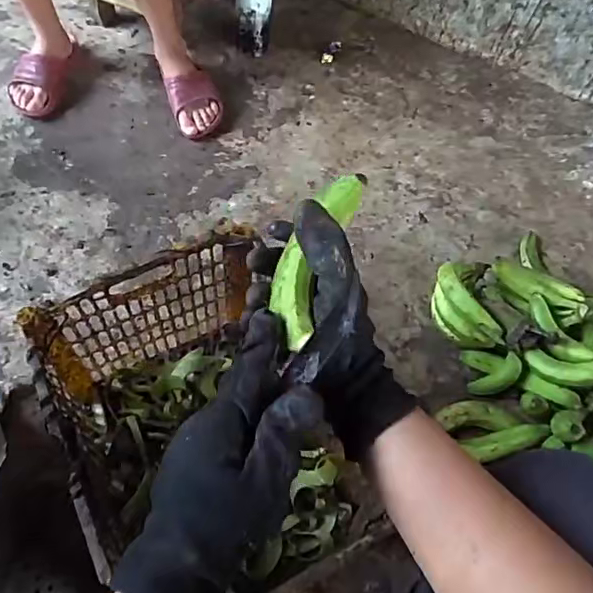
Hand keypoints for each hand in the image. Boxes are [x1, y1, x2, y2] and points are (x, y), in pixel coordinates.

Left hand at [112, 311, 323, 592]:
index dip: (262, 345)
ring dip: (260, 409)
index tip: (269, 316)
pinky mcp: (190, 463)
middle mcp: (203, 423)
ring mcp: (192, 443)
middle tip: (298, 371)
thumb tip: (304, 391)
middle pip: (243, 393)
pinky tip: (262, 447)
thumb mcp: (264, 479)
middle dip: (268, 380)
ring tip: (288, 411)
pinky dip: (247, 430)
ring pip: (235, 415)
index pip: (248, 372)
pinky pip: (226, 434)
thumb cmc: (224, 522)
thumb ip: (282, 433)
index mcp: (222, 420)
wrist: (174, 568)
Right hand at [251, 201, 417, 458]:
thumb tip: (306, 205)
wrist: (341, 386)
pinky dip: (249, 320)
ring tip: (255, 299)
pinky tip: (249, 323)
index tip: (270, 231)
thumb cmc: (343, 332)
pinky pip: (254, 323)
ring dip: (255, 291)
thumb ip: (326, 246)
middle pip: (277, 267)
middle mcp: (306, 293)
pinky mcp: (274, 342)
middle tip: (254, 263)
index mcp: (325, 276)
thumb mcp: (339, 283)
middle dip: (264, 261)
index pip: (302, 246)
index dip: (286, 234)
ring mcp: (289, 318)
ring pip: (262, 293)